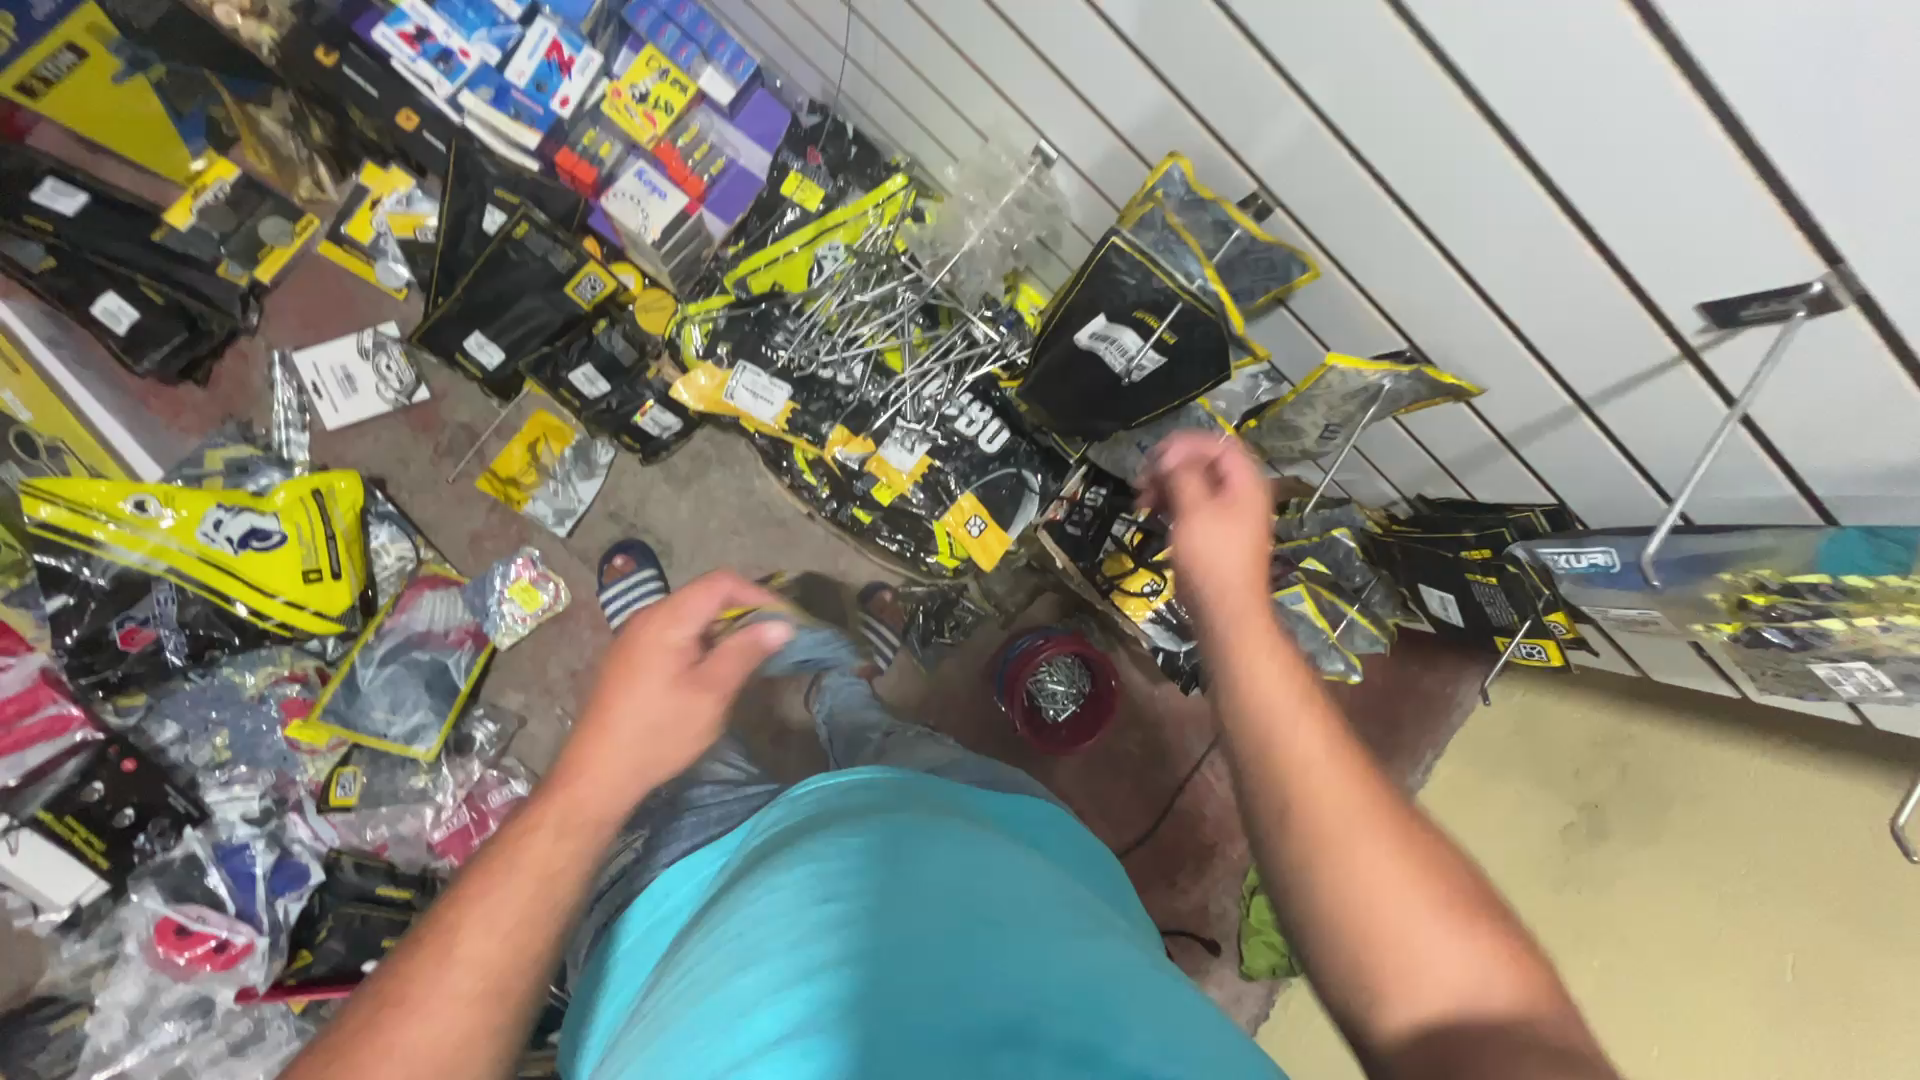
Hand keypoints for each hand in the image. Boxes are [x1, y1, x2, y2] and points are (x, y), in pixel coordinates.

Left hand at [551, 571, 793, 815]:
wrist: (597, 774)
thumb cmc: (659, 732)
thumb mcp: (712, 693)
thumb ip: (746, 651)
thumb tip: (782, 624)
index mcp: (667, 619)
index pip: (721, 582)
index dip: (759, 595)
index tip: (785, 622)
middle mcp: (649, 617)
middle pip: (706, 595)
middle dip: (745, 612)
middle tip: (773, 640)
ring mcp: (636, 636)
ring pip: (692, 615)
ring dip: (725, 629)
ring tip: (749, 657)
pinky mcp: (632, 656)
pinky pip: (676, 633)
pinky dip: (704, 641)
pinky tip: (715, 671)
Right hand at [1135, 432, 1275, 631]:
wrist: (1225, 612)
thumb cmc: (1211, 558)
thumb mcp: (1194, 510)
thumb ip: (1182, 474)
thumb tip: (1170, 455)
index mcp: (1245, 482)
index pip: (1217, 444)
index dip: (1185, 445)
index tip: (1154, 458)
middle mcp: (1240, 493)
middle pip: (1204, 463)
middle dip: (1170, 467)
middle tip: (1142, 480)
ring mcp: (1228, 515)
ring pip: (1194, 485)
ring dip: (1166, 486)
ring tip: (1141, 500)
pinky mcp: (1214, 534)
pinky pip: (1192, 506)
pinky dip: (1171, 505)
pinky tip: (1151, 513)